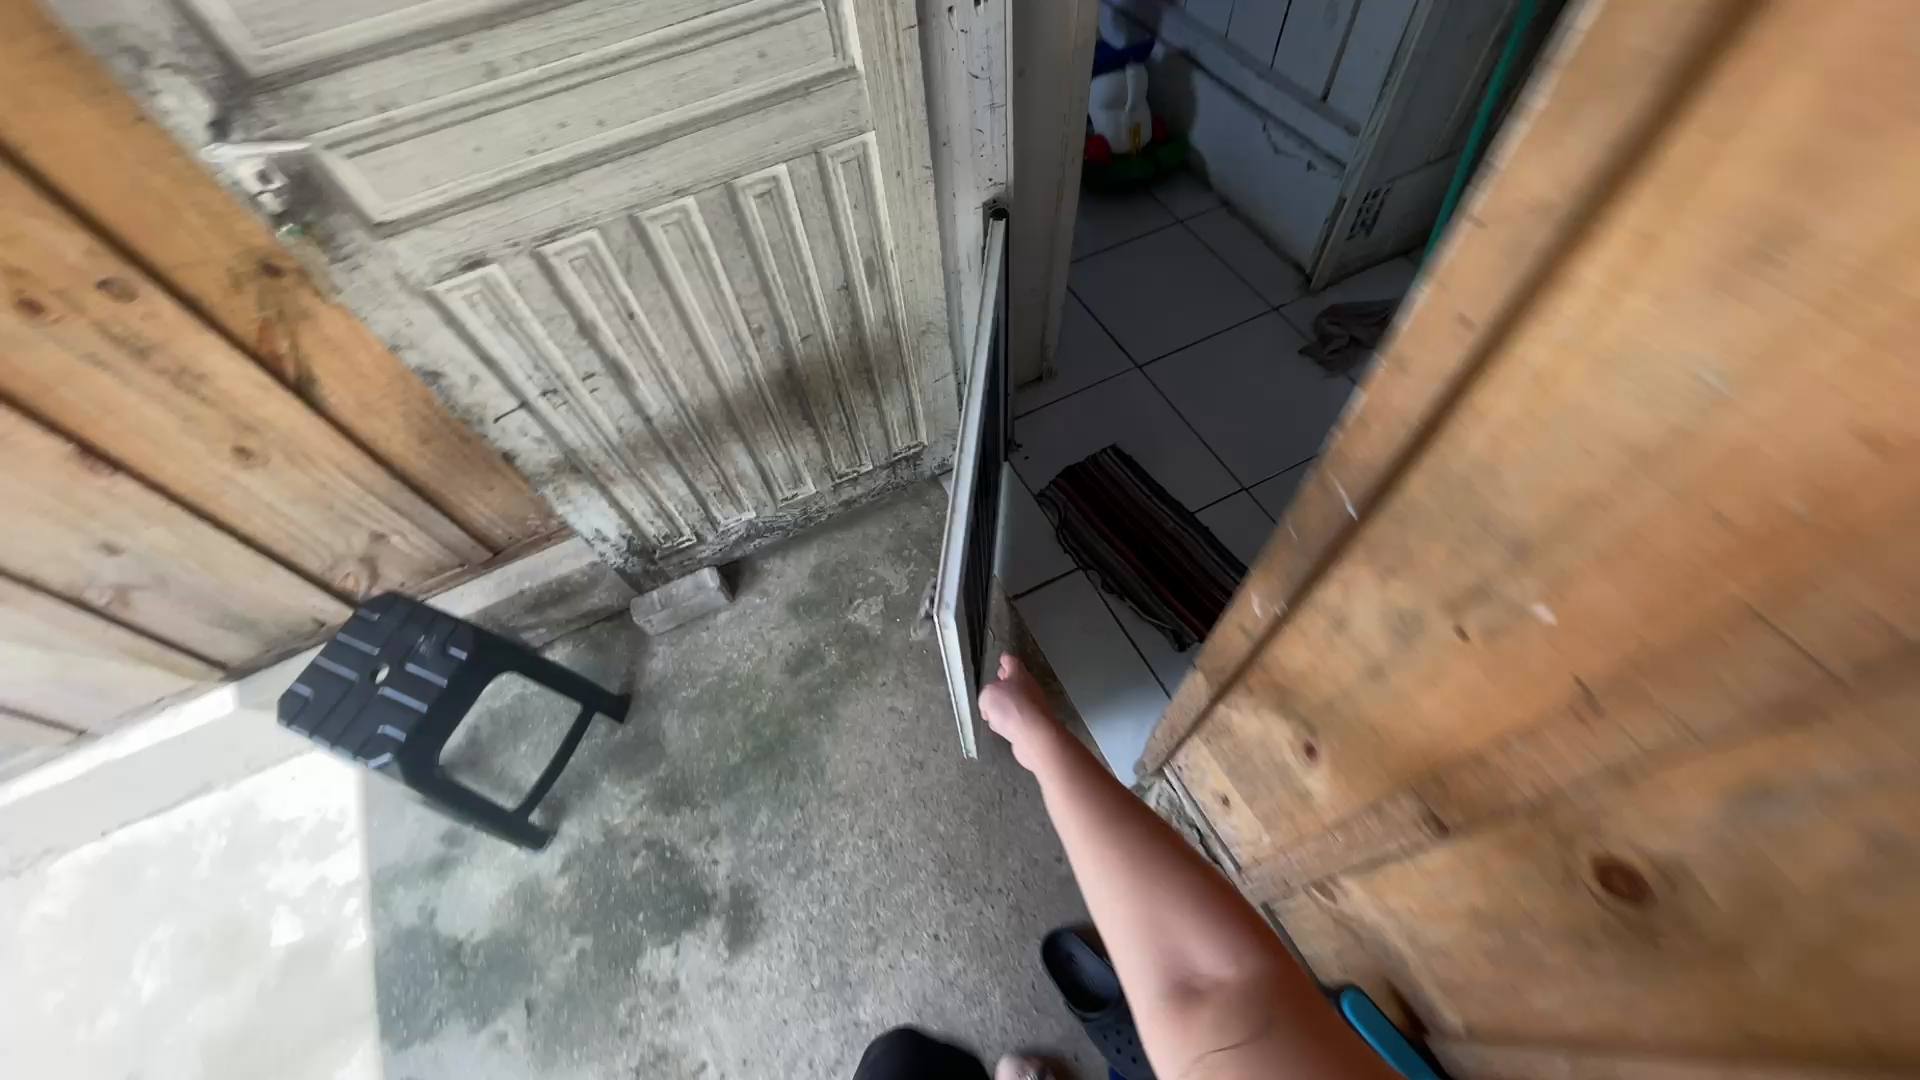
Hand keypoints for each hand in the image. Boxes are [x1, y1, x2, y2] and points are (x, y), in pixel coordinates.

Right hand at [978, 653, 1066, 771]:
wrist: (1034, 736)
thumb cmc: (1012, 708)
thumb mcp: (988, 694)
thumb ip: (987, 693)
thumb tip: (990, 703)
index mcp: (1019, 675)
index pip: (1011, 662)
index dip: (1005, 659)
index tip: (1003, 657)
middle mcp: (1029, 688)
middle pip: (1016, 681)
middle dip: (1005, 682)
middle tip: (997, 682)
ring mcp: (1033, 707)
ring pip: (1016, 701)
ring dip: (1006, 705)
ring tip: (995, 710)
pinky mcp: (1033, 725)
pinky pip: (1017, 719)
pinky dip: (1009, 722)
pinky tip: (1002, 728)